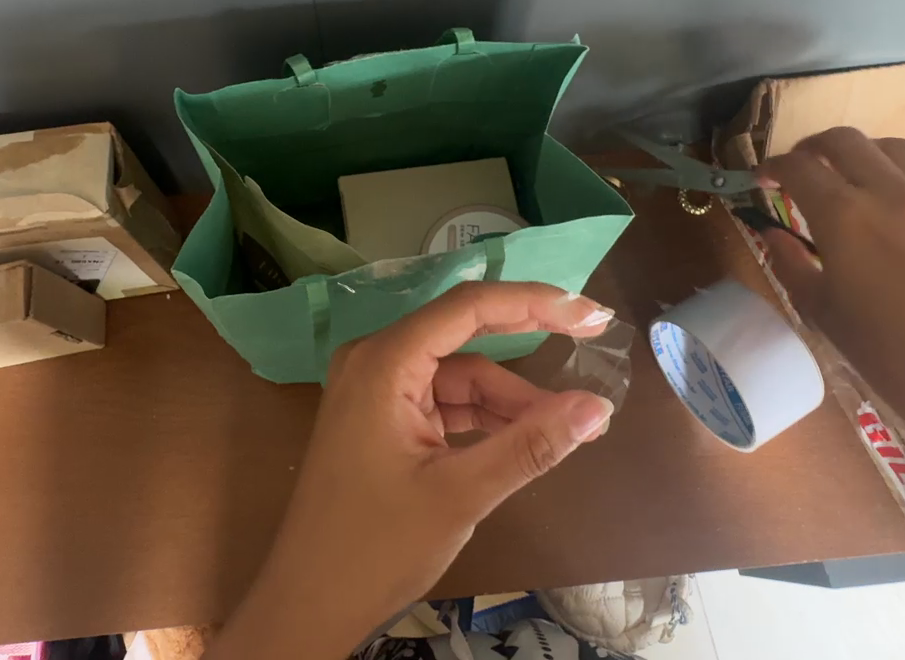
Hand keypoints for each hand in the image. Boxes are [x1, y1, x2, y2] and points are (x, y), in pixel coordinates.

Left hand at [210, 282, 615, 659]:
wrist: (308, 602)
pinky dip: (483, 417)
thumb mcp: (460, 495)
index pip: (468, 307)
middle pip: (464, 334)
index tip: (590, 314)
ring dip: (510, 398)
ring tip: (569, 423)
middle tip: (593, 336)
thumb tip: (596, 407)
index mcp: (384, 360)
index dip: (534, 303)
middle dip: (529, 338)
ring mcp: (376, 387)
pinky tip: (524, 437)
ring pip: (459, 375)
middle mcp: (376, 359)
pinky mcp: (382, 416)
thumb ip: (529, 447)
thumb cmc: (375, 547)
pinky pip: (443, 401)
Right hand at [757, 127, 904, 486]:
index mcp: (845, 217)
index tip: (761, 180)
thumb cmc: (888, 358)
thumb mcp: (820, 311)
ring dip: (860, 156)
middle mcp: (894, 195)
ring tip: (849, 182)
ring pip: (893, 150)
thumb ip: (788, 260)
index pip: (798, 166)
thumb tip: (771, 231)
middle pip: (845, 141)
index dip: (771, 168)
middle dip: (812, 148)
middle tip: (800, 170)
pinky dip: (901, 180)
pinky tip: (896, 214)